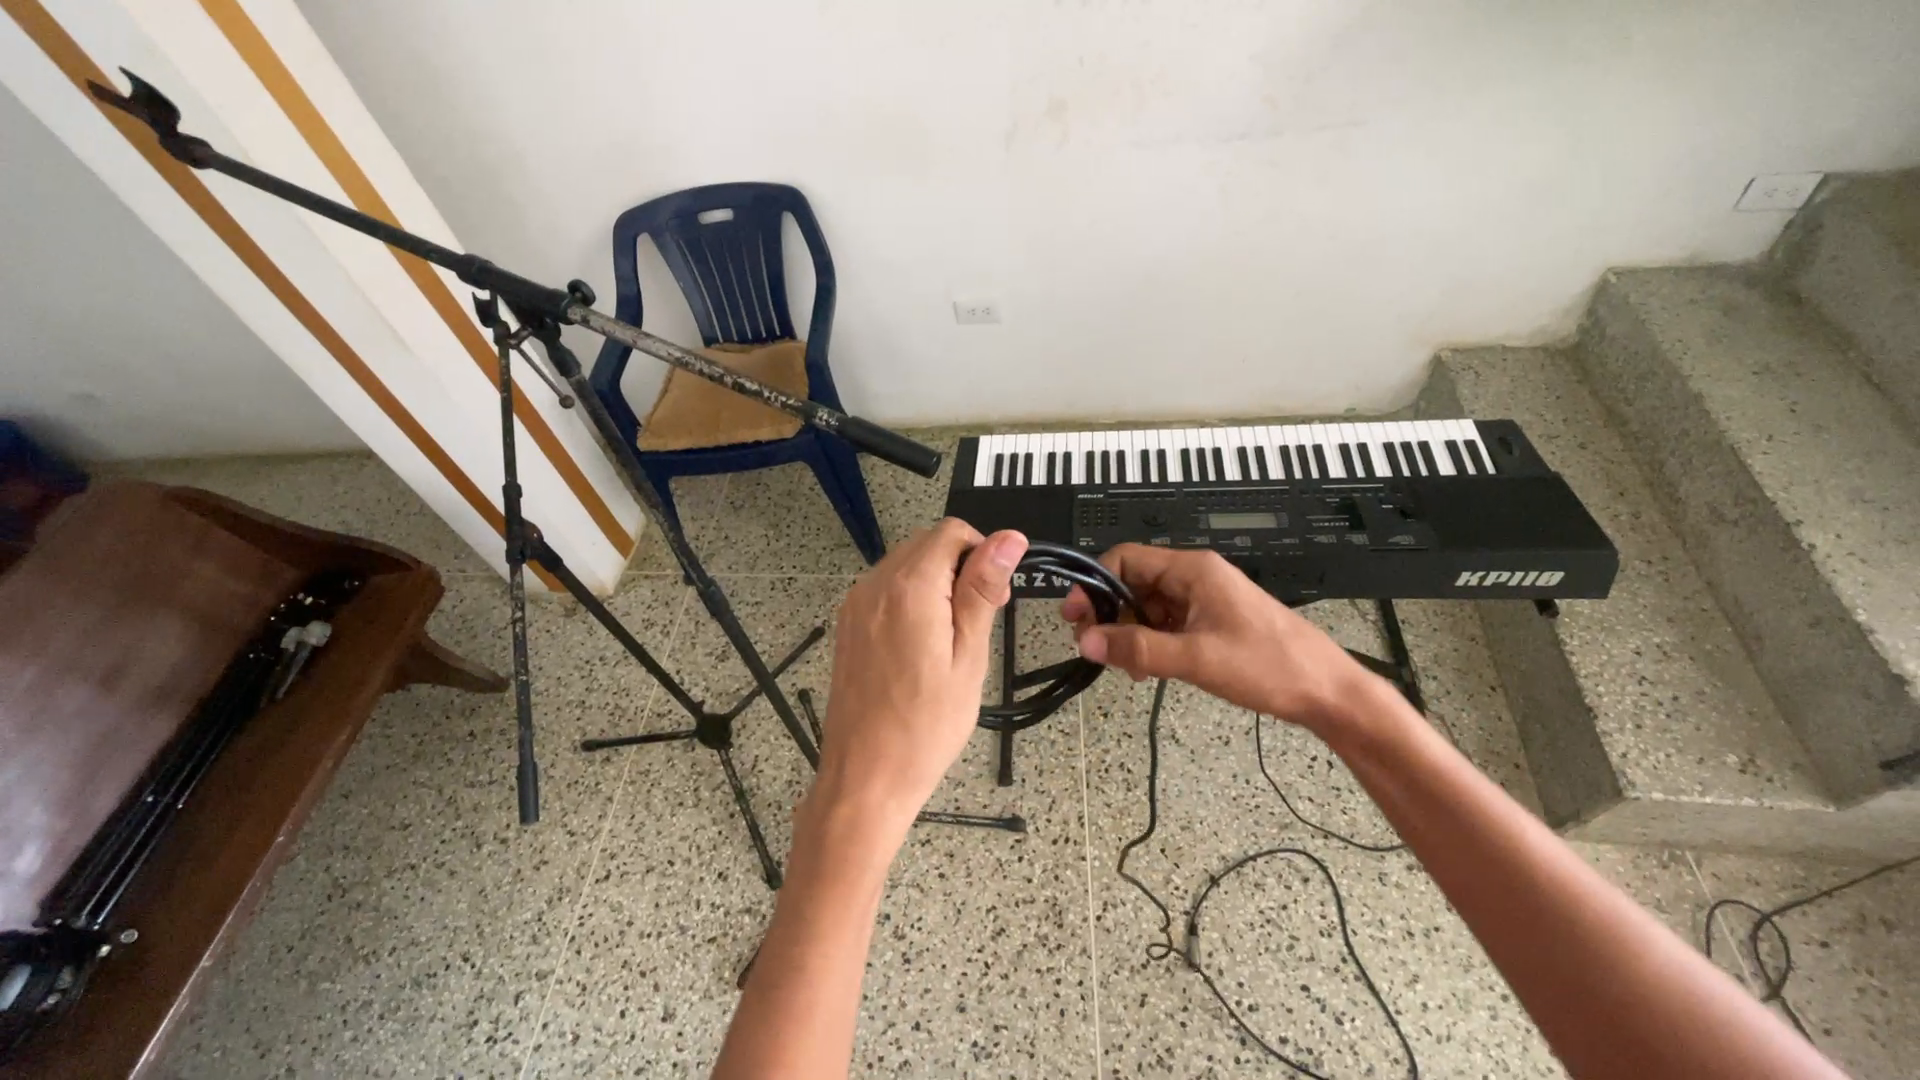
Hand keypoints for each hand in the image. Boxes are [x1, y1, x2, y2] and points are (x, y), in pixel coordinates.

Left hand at [815, 519, 1026, 831]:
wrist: (866, 776)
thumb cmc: (926, 726)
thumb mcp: (969, 656)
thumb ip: (983, 589)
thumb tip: (1008, 538)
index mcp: (909, 588)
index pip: (952, 532)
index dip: (983, 554)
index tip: (995, 598)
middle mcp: (874, 585)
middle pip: (927, 544)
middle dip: (960, 568)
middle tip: (977, 625)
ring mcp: (855, 604)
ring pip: (906, 565)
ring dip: (936, 584)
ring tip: (951, 641)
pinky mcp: (847, 624)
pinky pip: (886, 590)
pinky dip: (911, 600)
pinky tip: (922, 646)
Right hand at [1061, 545, 1377, 731]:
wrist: (1326, 691)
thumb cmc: (1268, 665)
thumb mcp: (1196, 658)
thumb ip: (1138, 649)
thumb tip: (1086, 643)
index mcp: (1192, 570)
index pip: (1125, 559)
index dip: (1094, 584)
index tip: (1075, 619)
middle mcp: (1194, 577)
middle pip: (1132, 582)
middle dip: (1109, 613)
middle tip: (1096, 649)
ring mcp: (1203, 600)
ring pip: (1147, 606)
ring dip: (1129, 632)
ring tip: (1127, 667)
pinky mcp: (1210, 623)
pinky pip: (1166, 624)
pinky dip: (1149, 643)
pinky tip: (1148, 669)